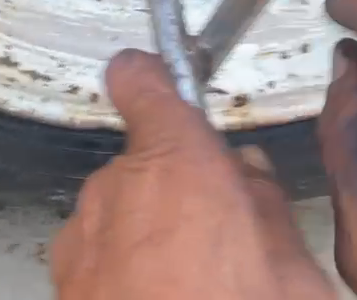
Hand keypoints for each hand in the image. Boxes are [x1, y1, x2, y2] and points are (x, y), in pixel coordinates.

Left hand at [52, 51, 336, 299]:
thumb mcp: (294, 271)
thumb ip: (264, 204)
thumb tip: (246, 172)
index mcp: (177, 162)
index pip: (142, 81)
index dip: (152, 78)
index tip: (163, 85)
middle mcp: (116, 187)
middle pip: (143, 163)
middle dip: (173, 186)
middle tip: (217, 239)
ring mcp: (80, 239)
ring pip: (118, 213)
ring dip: (145, 233)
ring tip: (186, 288)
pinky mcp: (63, 285)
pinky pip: (96, 256)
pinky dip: (118, 271)